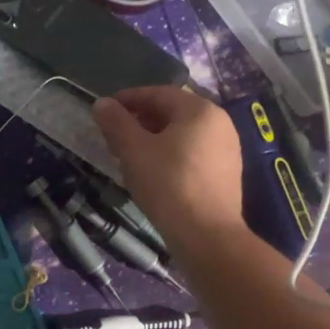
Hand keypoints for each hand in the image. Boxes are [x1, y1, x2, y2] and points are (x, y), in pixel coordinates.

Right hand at [93, 87, 245, 258]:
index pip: (158, 93)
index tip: (105, 110)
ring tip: (130, 154)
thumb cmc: (168, 185)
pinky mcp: (227, 173)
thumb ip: (116, 123)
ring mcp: (227, 148)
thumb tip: (102, 104)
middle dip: (141, 120)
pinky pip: (193, 152)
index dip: (128, 99)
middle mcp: (219, 122)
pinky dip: (171, 153)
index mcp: (199, 110)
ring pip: (183, 134)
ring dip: (154, 138)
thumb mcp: (134, 151)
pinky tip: (154, 172)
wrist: (207, 235)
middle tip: (115, 134)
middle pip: (173, 112)